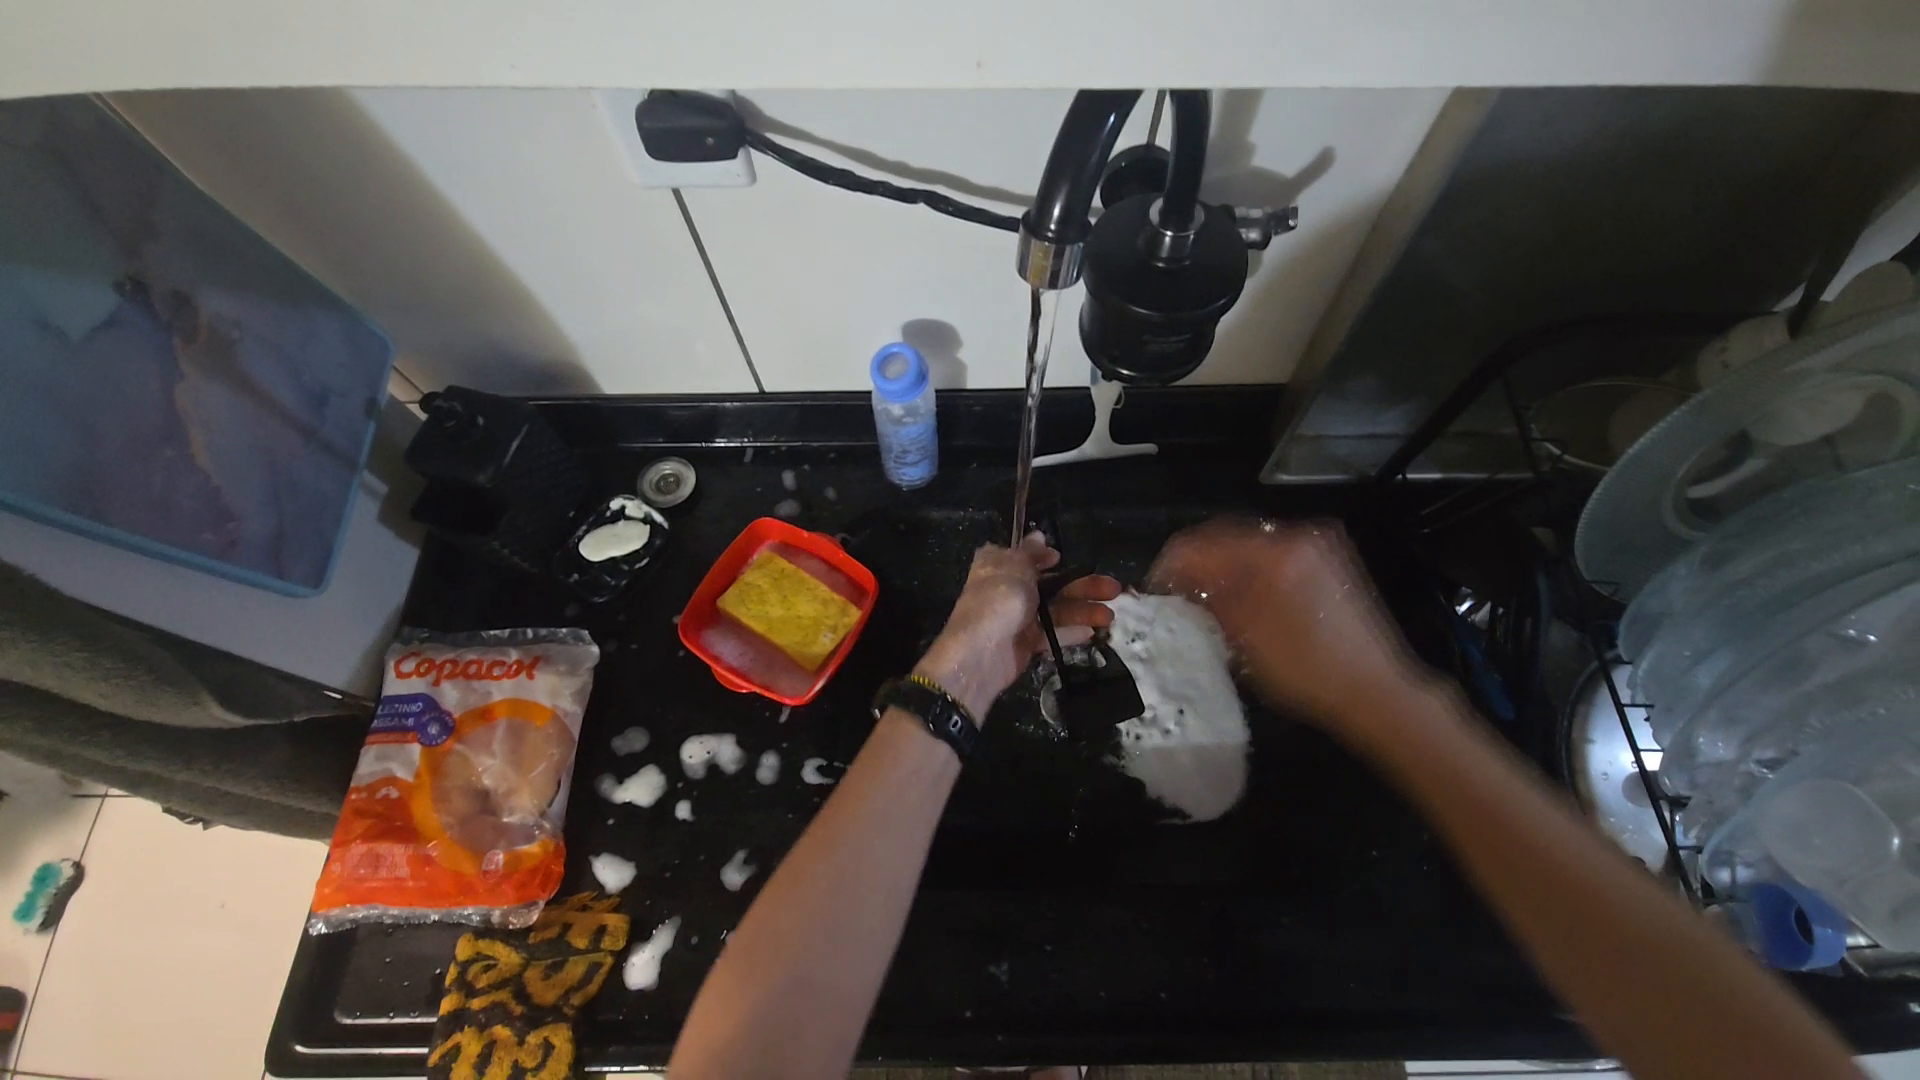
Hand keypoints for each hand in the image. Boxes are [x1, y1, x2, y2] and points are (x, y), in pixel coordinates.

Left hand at [914, 531, 1121, 720]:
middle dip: (1082, 586)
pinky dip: (1070, 633)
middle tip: (1114, 589)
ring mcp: (1018, 618)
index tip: (1063, 558)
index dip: (1046, 557)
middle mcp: (1008, 589)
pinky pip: (1052, 635)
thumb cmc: (999, 599)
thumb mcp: (1016, 565)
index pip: (1025, 556)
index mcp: (999, 565)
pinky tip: (1093, 632)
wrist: (981, 652)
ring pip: (1056, 610)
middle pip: (1051, 584)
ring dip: (1083, 611)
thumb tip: (1038, 535)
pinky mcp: (1026, 643)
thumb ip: (1031, 552)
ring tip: (1110, 616)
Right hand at [1148, 519, 1431, 738]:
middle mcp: (1296, 536)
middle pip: (1225, 535)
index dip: (1171, 564)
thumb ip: (1206, 597)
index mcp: (1272, 552)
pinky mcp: (1328, 560)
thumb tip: (1177, 578)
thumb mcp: (1242, 638)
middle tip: (1177, 591)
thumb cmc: (1305, 671)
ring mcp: (1317, 545)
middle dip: (1196, 561)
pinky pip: (1274, 553)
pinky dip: (1250, 569)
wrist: (1375, 691)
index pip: (1201, 542)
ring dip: (1223, 565)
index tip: (1156, 589)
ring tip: (1208, 596)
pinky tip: (1243, 596)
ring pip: (1249, 543)